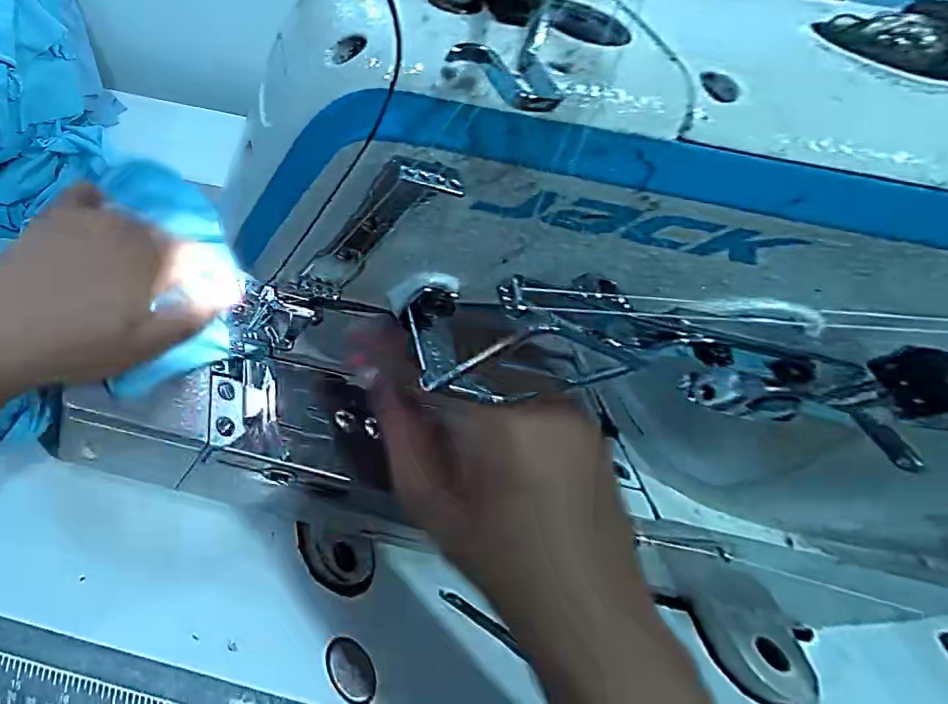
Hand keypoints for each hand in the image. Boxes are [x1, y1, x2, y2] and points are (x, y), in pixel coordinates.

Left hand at [0, 183, 223, 393]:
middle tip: (149, 293)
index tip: (198, 294)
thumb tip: (227, 292)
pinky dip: (99, 206)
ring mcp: (91, 214)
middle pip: (164, 236)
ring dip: (136, 238)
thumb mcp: (141, 346)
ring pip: (130, 218)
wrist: (0, 334)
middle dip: (168, 260)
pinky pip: (89, 196)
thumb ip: (190, 316)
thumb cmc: (75, 348)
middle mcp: (130, 225)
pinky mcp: (57, 212)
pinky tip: (93, 224)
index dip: (203, 274)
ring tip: (117, 270)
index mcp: (156, 258)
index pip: (197, 256)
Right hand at [366, 327, 709, 703]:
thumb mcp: (426, 498)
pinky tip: (465, 395)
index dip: (387, 346)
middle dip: (419, 343)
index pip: (429, 361)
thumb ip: (397, 427)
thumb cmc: (500, 561)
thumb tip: (377, 376)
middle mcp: (541, 400)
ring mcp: (569, 405)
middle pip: (464, 344)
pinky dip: (483, 371)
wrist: (587, 609)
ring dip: (451, 352)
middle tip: (386, 355)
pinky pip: (520, 372)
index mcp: (499, 421)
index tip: (360, 339)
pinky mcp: (582, 415)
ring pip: (493, 352)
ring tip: (421, 373)